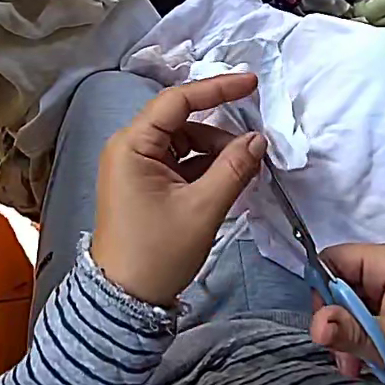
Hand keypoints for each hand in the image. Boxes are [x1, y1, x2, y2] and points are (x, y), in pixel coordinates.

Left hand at [91, 75, 268, 306]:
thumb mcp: (203, 209)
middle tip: (255, 147)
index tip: (251, 83)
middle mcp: (130, 147)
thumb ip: (234, 168)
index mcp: (132, 145)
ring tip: (244, 173)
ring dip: (217, 153)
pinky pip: (182, 162)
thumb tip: (258, 140)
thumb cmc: (157, 252)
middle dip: (221, 133)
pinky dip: (207, 168)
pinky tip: (229, 180)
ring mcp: (137, 165)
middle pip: (184, 122)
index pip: (177, 101)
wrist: (126, 301)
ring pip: (186, 142)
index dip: (217, 89)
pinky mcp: (146, 182)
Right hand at [309, 243, 384, 384]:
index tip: (323, 324)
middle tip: (343, 355)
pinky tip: (365, 366)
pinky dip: (359, 343)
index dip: (323, 289)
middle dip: (335, 320)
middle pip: (339, 284)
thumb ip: (350, 332)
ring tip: (356, 367)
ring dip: (346, 337)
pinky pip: (363, 321)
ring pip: (348, 306)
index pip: (335, 259)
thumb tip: (314, 325)